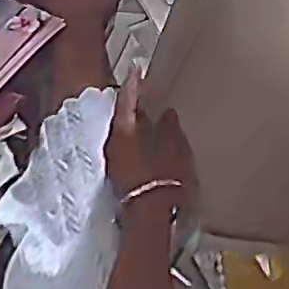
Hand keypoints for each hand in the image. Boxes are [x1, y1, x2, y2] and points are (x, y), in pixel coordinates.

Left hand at [106, 68, 193, 201]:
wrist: (151, 219)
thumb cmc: (164, 180)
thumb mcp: (174, 149)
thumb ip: (169, 128)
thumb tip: (166, 113)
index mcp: (124, 132)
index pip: (126, 100)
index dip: (132, 83)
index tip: (136, 68)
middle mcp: (114, 145)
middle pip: (121, 116)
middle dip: (131, 102)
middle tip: (143, 88)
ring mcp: (114, 162)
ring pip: (122, 133)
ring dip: (133, 121)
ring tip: (147, 111)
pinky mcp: (119, 175)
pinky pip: (126, 146)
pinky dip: (134, 136)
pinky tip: (146, 137)